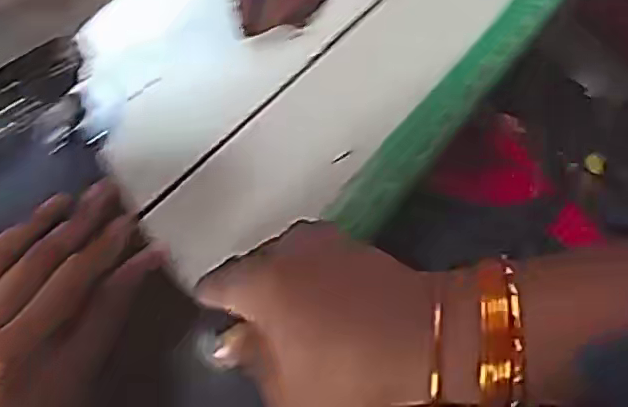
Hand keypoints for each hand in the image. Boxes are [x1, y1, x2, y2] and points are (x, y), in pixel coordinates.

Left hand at [0, 181, 163, 406]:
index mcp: (14, 355)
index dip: (106, 245)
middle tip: (103, 192)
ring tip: (54, 204)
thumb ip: (102, 325)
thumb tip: (144, 262)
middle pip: (34, 265)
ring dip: (21, 231)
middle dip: (76, 224)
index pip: (74, 279)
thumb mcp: (68, 392)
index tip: (128, 219)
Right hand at [196, 222, 434, 406]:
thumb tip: (234, 343)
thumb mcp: (287, 387)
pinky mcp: (358, 243)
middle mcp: (293, 247)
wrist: (421, 339)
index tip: (206, 311)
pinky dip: (311, 269)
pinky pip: (318, 252)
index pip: (220, 281)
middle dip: (249, 284)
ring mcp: (328, 240)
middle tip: (245, 317)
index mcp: (265, 279)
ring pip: (289, 251)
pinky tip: (317, 297)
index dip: (209, 299)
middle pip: (256, 261)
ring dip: (283, 273)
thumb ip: (253, 359)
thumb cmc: (349, 372)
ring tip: (283, 309)